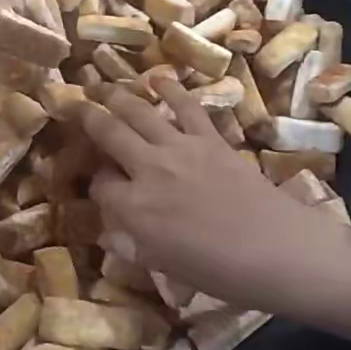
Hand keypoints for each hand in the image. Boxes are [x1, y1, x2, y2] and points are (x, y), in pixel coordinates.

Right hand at [76, 75, 345, 312]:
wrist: (278, 251)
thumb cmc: (220, 271)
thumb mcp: (164, 267)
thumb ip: (132, 243)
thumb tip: (113, 230)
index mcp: (133, 208)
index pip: (100, 184)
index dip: (97, 182)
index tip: (102, 186)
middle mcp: (148, 169)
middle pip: (108, 133)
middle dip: (86, 116)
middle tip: (71, 102)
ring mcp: (180, 148)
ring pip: (139, 112)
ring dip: (116, 96)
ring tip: (101, 85)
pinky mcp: (210, 138)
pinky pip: (185, 106)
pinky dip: (170, 89)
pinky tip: (158, 78)